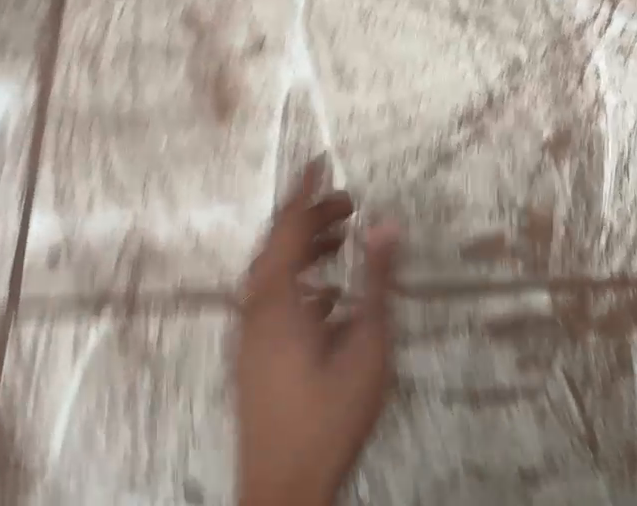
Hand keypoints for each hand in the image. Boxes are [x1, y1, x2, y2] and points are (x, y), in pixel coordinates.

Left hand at [236, 160, 399, 505]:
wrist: (284, 488)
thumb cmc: (330, 412)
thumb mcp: (367, 342)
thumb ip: (376, 279)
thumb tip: (386, 222)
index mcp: (276, 303)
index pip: (285, 231)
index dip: (303, 194)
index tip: (319, 161)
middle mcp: (255, 315)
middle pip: (274, 251)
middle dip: (309, 219)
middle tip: (348, 203)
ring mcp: (250, 342)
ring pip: (272, 278)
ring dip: (303, 250)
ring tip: (340, 239)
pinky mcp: (255, 362)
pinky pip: (272, 303)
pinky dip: (299, 282)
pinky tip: (330, 296)